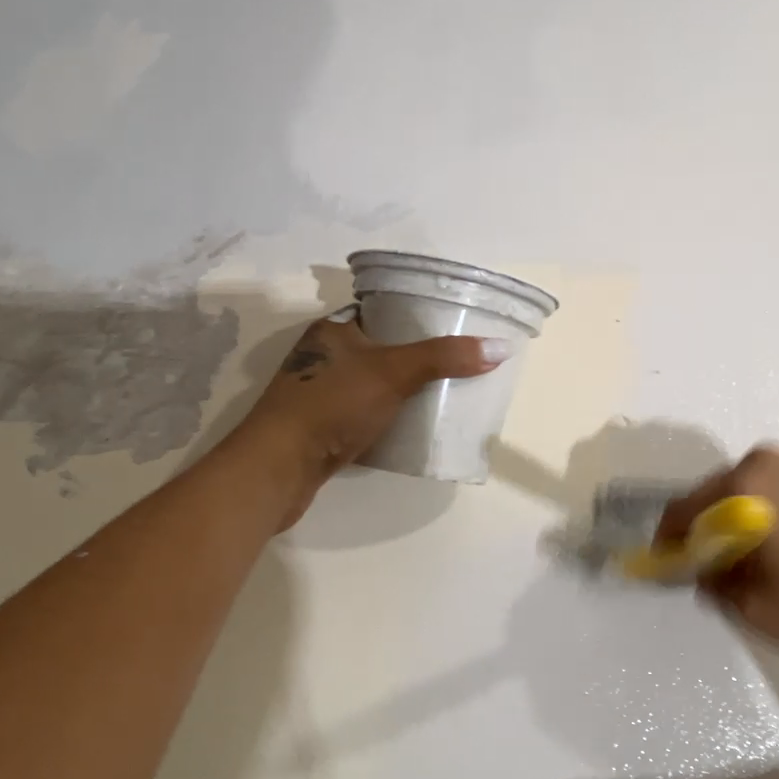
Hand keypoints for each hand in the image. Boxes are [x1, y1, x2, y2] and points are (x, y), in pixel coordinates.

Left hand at [230, 307, 509, 529]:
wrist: (277, 468)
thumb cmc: (332, 405)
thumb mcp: (393, 372)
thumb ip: (444, 357)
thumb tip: (501, 347)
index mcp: (334, 329)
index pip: (381, 310)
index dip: (416, 314)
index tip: (453, 323)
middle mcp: (324, 356)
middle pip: (382, 348)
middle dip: (417, 356)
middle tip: (458, 361)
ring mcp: (320, 393)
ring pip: (374, 383)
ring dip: (404, 389)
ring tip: (445, 392)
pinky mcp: (322, 428)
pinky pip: (365, 414)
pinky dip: (389, 417)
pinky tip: (415, 426)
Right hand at [657, 443, 778, 658]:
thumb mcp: (763, 612)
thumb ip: (719, 586)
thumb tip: (706, 570)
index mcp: (744, 488)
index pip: (685, 508)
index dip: (670, 537)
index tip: (670, 561)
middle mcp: (771, 459)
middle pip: (721, 490)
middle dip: (712, 524)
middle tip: (719, 562)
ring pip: (759, 483)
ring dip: (751, 511)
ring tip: (768, 551)